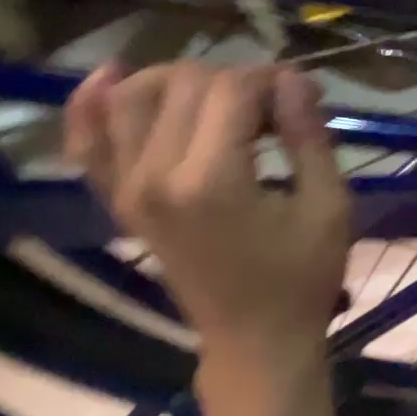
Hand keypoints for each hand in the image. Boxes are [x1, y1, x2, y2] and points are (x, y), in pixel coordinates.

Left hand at [63, 61, 350, 365]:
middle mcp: (155, 175)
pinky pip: (88, 140)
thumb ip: (308, 138)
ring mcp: (127, 188)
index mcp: (212, 180)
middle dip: (234, 81)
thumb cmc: (303, 277)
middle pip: (184, 85)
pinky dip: (92, 104)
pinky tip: (110, 77)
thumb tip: (295, 79)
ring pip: (131, 97)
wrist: (256, 339)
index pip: (231, 90)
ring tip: (221, 99)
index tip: (304, 91)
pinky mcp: (118, 201)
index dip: (271, 78)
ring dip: (177, 81)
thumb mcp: (328, 207)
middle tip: (275, 108)